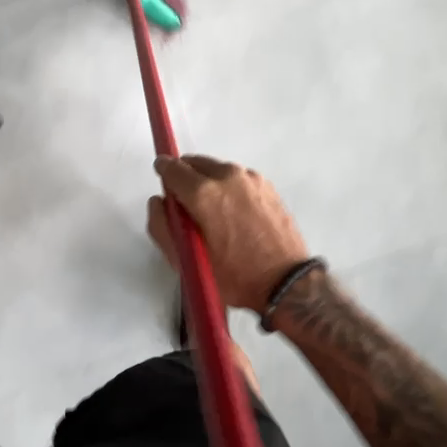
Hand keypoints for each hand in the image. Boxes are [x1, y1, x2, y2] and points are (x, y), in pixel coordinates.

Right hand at [148, 155, 309, 310]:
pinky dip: (229, 188)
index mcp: (202, 192)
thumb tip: (159, 200)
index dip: (163, 173)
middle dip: (185, 178)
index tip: (164, 183)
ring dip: (208, 183)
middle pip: (193, 163)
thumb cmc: (234, 276)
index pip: (171, 167)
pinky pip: (236, 178)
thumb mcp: (185, 261)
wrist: (288, 284)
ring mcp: (249, 177)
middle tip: (188, 207)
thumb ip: (160, 225)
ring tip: (215, 215)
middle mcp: (226, 175)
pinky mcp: (266, 184)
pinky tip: (236, 215)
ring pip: (216, 169)